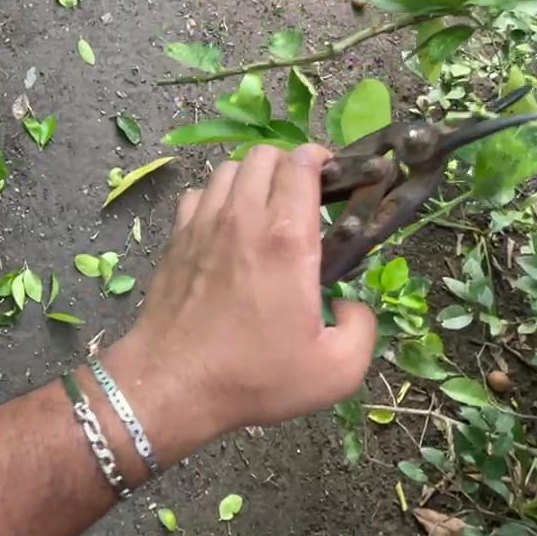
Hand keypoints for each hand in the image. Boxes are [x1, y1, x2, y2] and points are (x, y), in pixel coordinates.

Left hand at [103, 144, 377, 459]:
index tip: (332, 173)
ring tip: (264, 205)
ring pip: (229, 168)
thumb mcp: (336, 369)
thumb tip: (352, 303)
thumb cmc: (255, 375)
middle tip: (302, 193)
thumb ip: (363, 327)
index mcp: (287, 237)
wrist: (174, 381)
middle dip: (289, 164)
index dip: (321, 158)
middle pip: (265, 155)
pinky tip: (226, 224)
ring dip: (252, 177)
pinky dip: (217, 197)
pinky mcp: (178, 235)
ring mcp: (204, 221)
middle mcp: (244, 216)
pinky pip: (199, 193)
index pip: (302, 164)